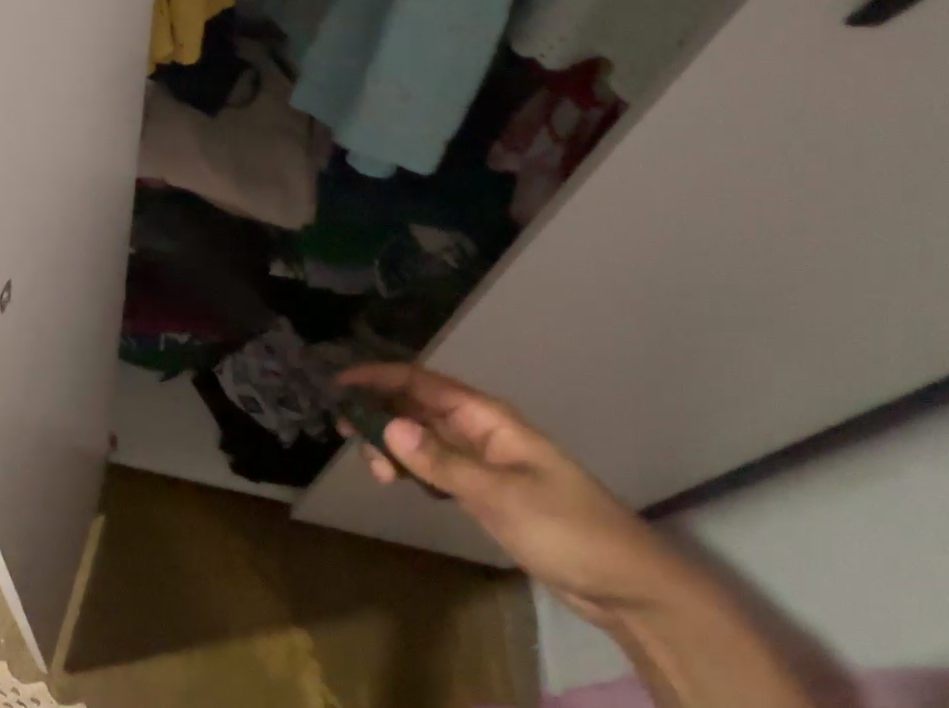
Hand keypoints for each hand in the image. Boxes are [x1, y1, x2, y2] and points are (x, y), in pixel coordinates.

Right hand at [338, 363, 702, 626]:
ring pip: (418, 437)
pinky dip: (409, 468)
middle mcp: (478, 431)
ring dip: (391, 446)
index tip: (336, 385)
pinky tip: (399, 482)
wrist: (624, 584)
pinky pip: (431, 465)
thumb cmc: (568, 529)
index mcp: (487, 418)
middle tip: (347, 438)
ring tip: (381, 475)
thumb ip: (442, 462)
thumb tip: (387, 427)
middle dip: (377, 415)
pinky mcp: (479, 489)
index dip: (377, 377)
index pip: (421, 382)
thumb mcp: (501, 495)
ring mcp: (479, 460)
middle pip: (414, 406)